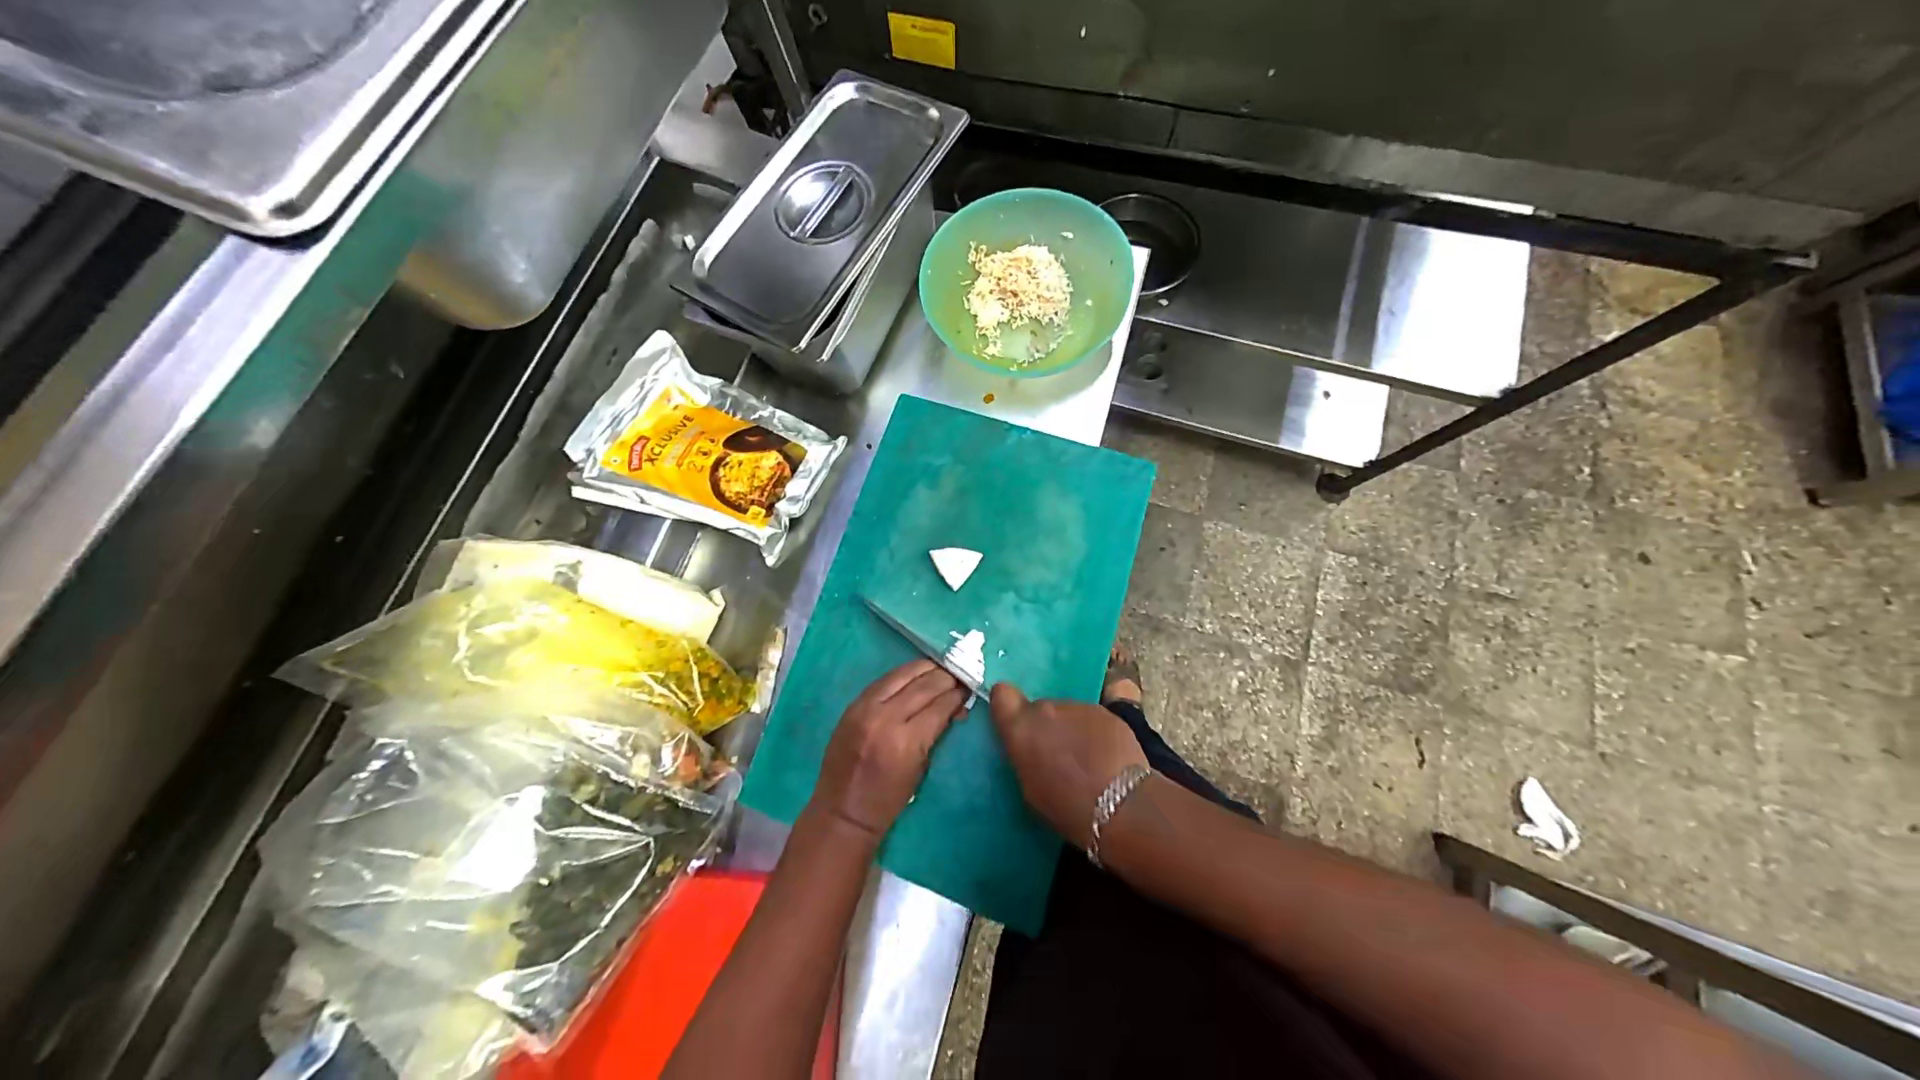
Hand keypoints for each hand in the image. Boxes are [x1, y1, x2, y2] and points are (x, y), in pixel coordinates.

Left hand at [812, 660, 968, 838]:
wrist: (843, 810)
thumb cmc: (888, 801)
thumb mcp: (921, 769)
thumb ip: (936, 734)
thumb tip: (954, 708)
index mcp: (907, 741)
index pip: (940, 704)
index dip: (958, 694)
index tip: (968, 688)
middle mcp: (886, 718)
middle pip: (924, 685)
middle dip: (945, 677)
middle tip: (959, 675)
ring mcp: (866, 708)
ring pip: (902, 675)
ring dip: (925, 670)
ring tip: (940, 669)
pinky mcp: (853, 705)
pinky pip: (883, 681)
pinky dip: (902, 675)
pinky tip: (915, 674)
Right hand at [990, 683, 1147, 847]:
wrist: (1120, 806)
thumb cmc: (1065, 806)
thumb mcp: (1029, 787)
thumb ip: (1024, 754)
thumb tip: (1029, 746)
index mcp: (1021, 727)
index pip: (1003, 695)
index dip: (1008, 705)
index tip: (1014, 722)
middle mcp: (1047, 708)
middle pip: (1039, 708)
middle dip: (1044, 726)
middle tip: (1055, 753)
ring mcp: (1080, 707)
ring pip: (1067, 713)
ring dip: (1070, 728)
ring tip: (1084, 758)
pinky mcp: (1108, 712)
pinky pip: (1091, 718)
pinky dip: (1093, 732)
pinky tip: (1104, 756)